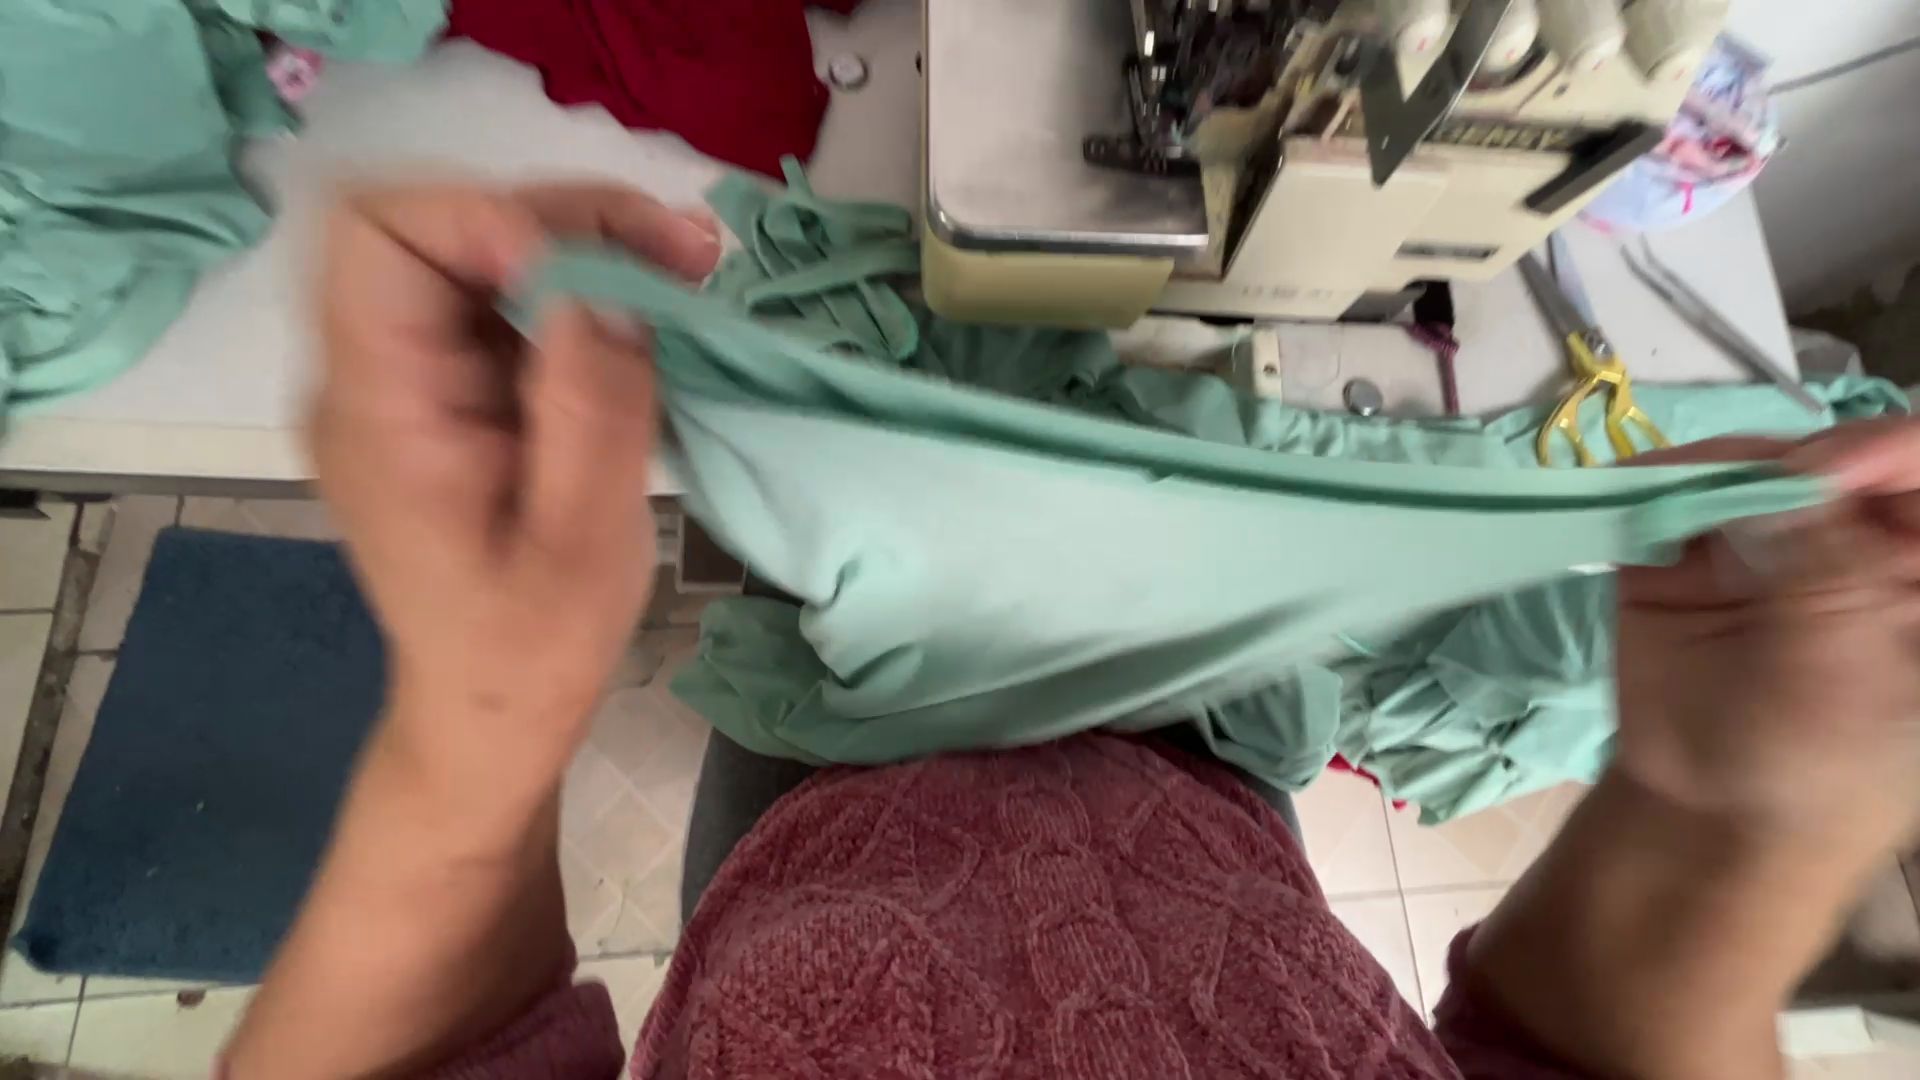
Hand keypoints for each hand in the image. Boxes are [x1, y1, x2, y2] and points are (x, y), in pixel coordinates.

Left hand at [311, 182, 721, 805]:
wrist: (500, 701)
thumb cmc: (536, 643)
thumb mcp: (582, 541)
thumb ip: (592, 415)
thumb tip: (607, 294)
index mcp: (383, 409)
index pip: (384, 240)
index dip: (494, 223)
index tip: (607, 276)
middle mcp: (382, 375)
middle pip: (451, 234)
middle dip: (575, 224)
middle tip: (690, 250)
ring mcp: (424, 383)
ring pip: (496, 262)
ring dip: (596, 250)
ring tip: (692, 268)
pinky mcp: (467, 397)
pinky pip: (521, 313)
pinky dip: (595, 295)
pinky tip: (660, 310)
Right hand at [1614, 419, 1919, 852]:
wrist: (1707, 801)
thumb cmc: (1814, 753)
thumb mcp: (1845, 668)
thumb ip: (1826, 573)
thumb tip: (1787, 479)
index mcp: (1914, 568)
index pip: (1919, 477)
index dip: (1883, 453)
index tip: (1822, 469)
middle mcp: (1839, 544)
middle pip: (1816, 463)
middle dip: (1767, 460)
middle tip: (1711, 481)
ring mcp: (1748, 548)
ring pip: (1728, 475)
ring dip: (1687, 472)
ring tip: (1641, 486)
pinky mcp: (1669, 560)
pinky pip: (1652, 509)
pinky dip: (1629, 495)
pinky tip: (1614, 496)